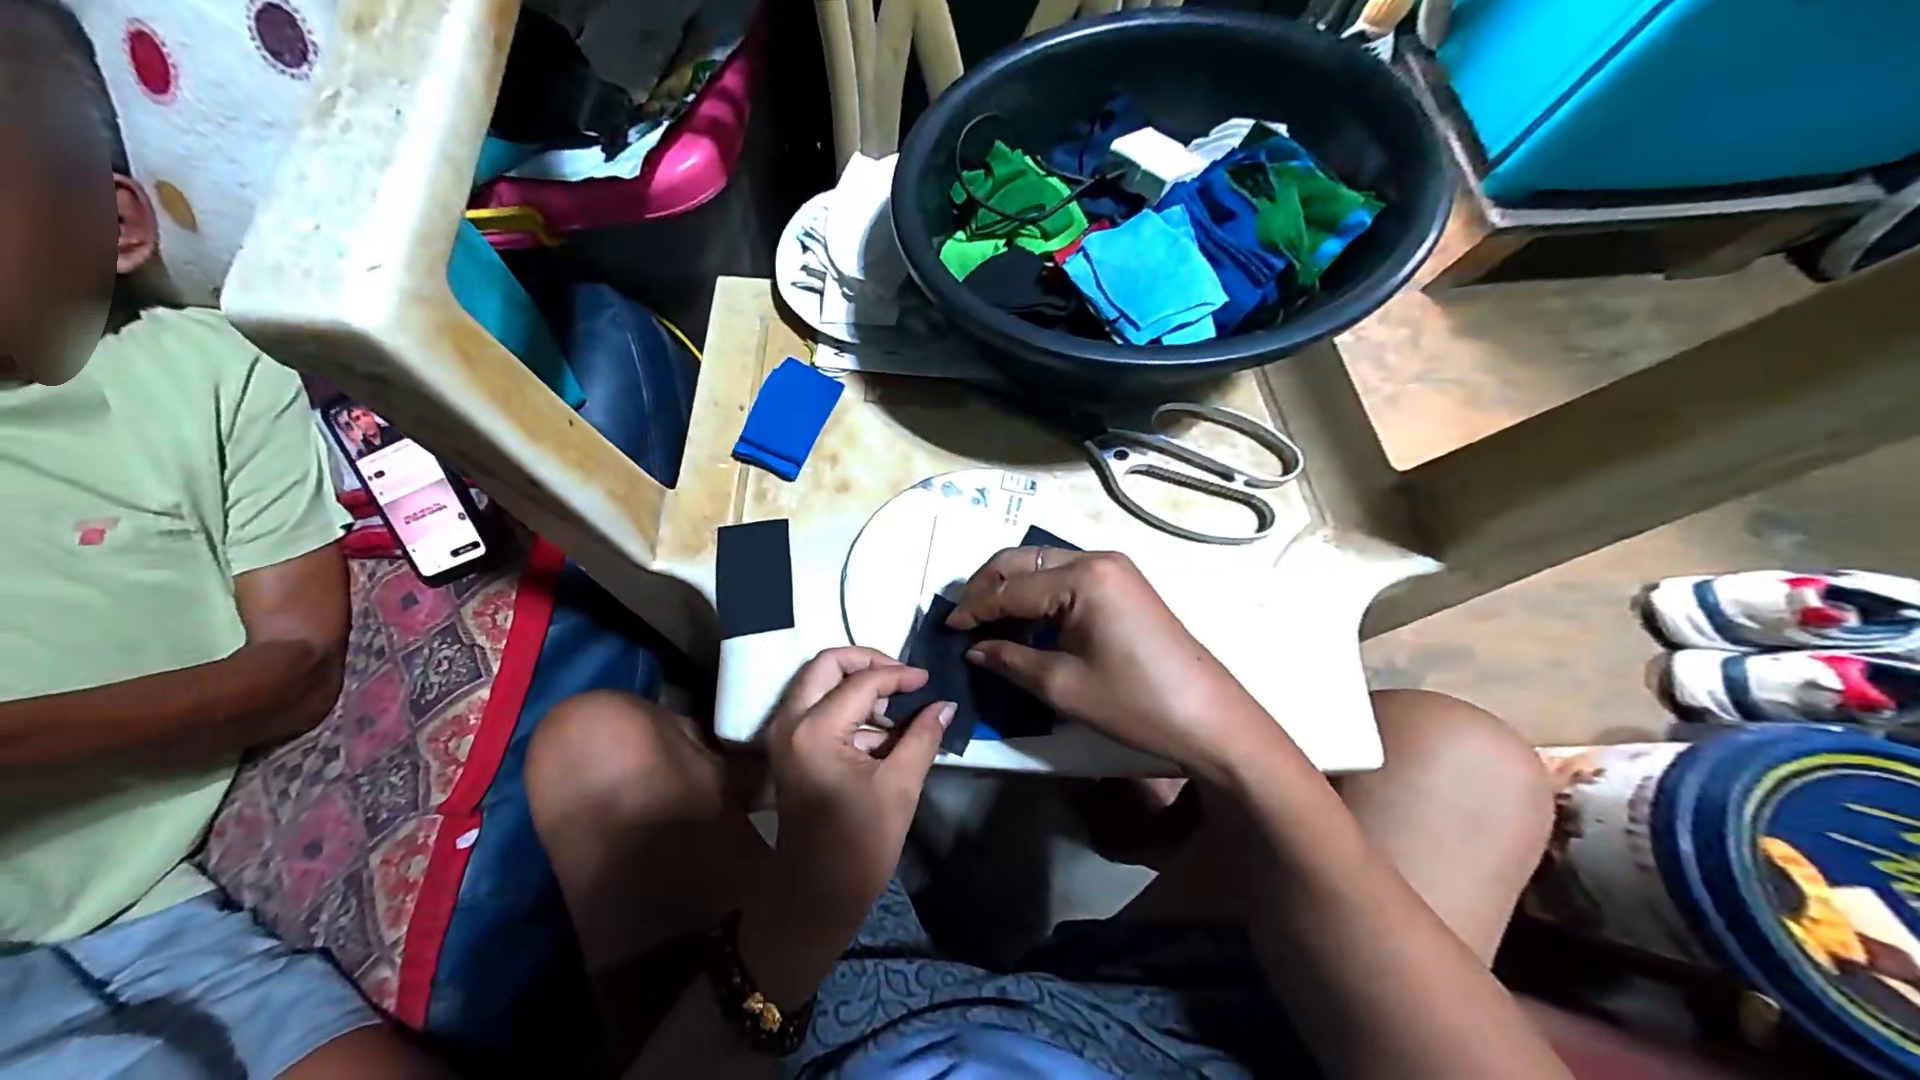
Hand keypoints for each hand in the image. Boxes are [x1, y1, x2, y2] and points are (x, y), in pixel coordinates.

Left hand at [760, 647, 953, 935]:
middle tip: (903, 677)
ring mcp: (784, 735)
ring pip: (819, 683)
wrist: (815, 897)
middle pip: (827, 665)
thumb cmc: (859, 844)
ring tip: (897, 708)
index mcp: (815, 731)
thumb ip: (922, 736)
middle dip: (867, 661)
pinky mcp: (789, 749)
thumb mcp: (900, 786)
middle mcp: (790, 723)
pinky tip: (882, 730)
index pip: (862, 682)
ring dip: (857, 685)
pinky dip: (848, 707)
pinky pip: (817, 707)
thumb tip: (945, 704)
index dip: (899, 675)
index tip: (928, 680)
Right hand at [948, 548, 1286, 776]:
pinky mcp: (1123, 583)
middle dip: (988, 587)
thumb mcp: (1062, 685)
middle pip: (1024, 561)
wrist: (1208, 717)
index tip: (946, 628)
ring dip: (1012, 587)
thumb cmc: (1134, 702)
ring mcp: (1114, 568)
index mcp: (1082, 578)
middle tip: (962, 619)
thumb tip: (974, 649)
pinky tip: (1026, 620)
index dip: (974, 608)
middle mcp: (1097, 559)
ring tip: (987, 621)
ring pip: (1044, 565)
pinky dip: (1039, 594)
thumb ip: (1010, 659)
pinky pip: (1067, 577)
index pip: (1010, 587)